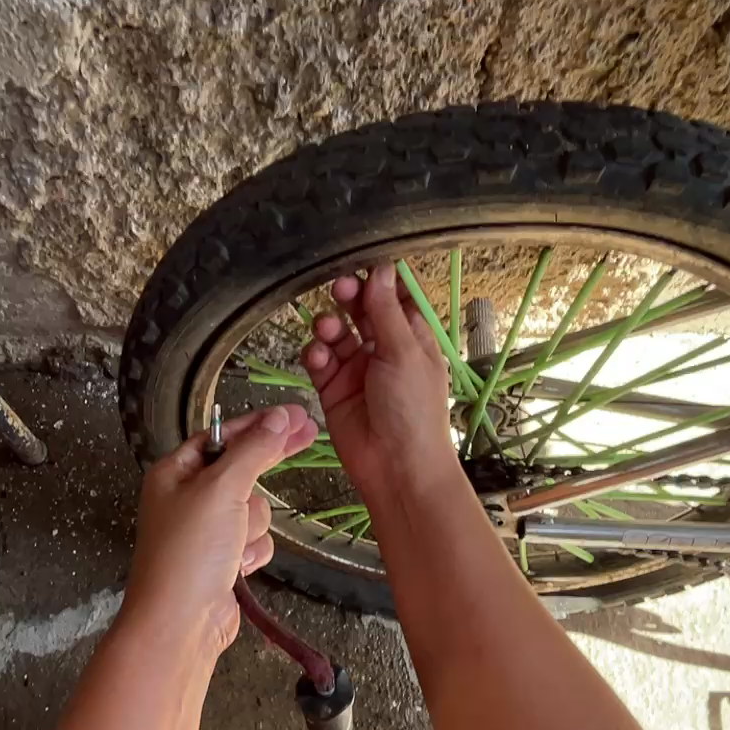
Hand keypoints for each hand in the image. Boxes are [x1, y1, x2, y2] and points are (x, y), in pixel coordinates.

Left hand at [124, 404, 318, 656]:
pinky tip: (238, 566)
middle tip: (310, 433)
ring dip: (253, 525)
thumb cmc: (190, 551)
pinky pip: (255, 541)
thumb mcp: (222, 489)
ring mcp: (206, 531)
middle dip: (267, 463)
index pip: (223, 436)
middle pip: (242, 469)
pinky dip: (252, 552)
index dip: (259, 423)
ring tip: (235, 543)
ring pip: (254, 509)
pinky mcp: (223, 560)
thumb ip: (253, 451)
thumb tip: (279, 419)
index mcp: (175, 472)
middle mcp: (188, 497)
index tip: (295, 414)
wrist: (181, 623)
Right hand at [301, 265, 458, 504]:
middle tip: (340, 288)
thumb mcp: (404, 353)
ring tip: (328, 330)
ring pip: (337, 333)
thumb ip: (387, 311)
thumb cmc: (413, 410)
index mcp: (413, 338)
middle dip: (350, 296)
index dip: (380, 279)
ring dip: (330, 326)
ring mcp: (358, 369)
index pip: (396, 296)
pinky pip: (319, 361)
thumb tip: (381, 268)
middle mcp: (385, 349)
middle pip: (363, 309)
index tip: (363, 263)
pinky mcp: (334, 389)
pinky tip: (318, 358)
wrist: (396, 467)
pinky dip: (316, 355)